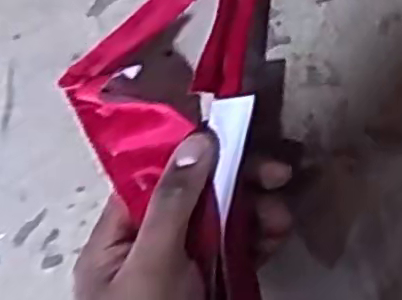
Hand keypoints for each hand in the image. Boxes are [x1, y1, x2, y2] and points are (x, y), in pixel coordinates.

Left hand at [74, 131, 294, 299]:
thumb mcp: (153, 264)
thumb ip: (174, 202)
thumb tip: (198, 137)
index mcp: (121, 237)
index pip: (157, 175)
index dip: (197, 151)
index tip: (239, 135)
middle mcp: (154, 238)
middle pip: (206, 186)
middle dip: (247, 179)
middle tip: (280, 177)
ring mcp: (188, 254)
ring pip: (233, 207)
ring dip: (264, 208)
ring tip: (279, 225)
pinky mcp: (217, 266)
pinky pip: (247, 233)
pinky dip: (266, 231)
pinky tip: (275, 241)